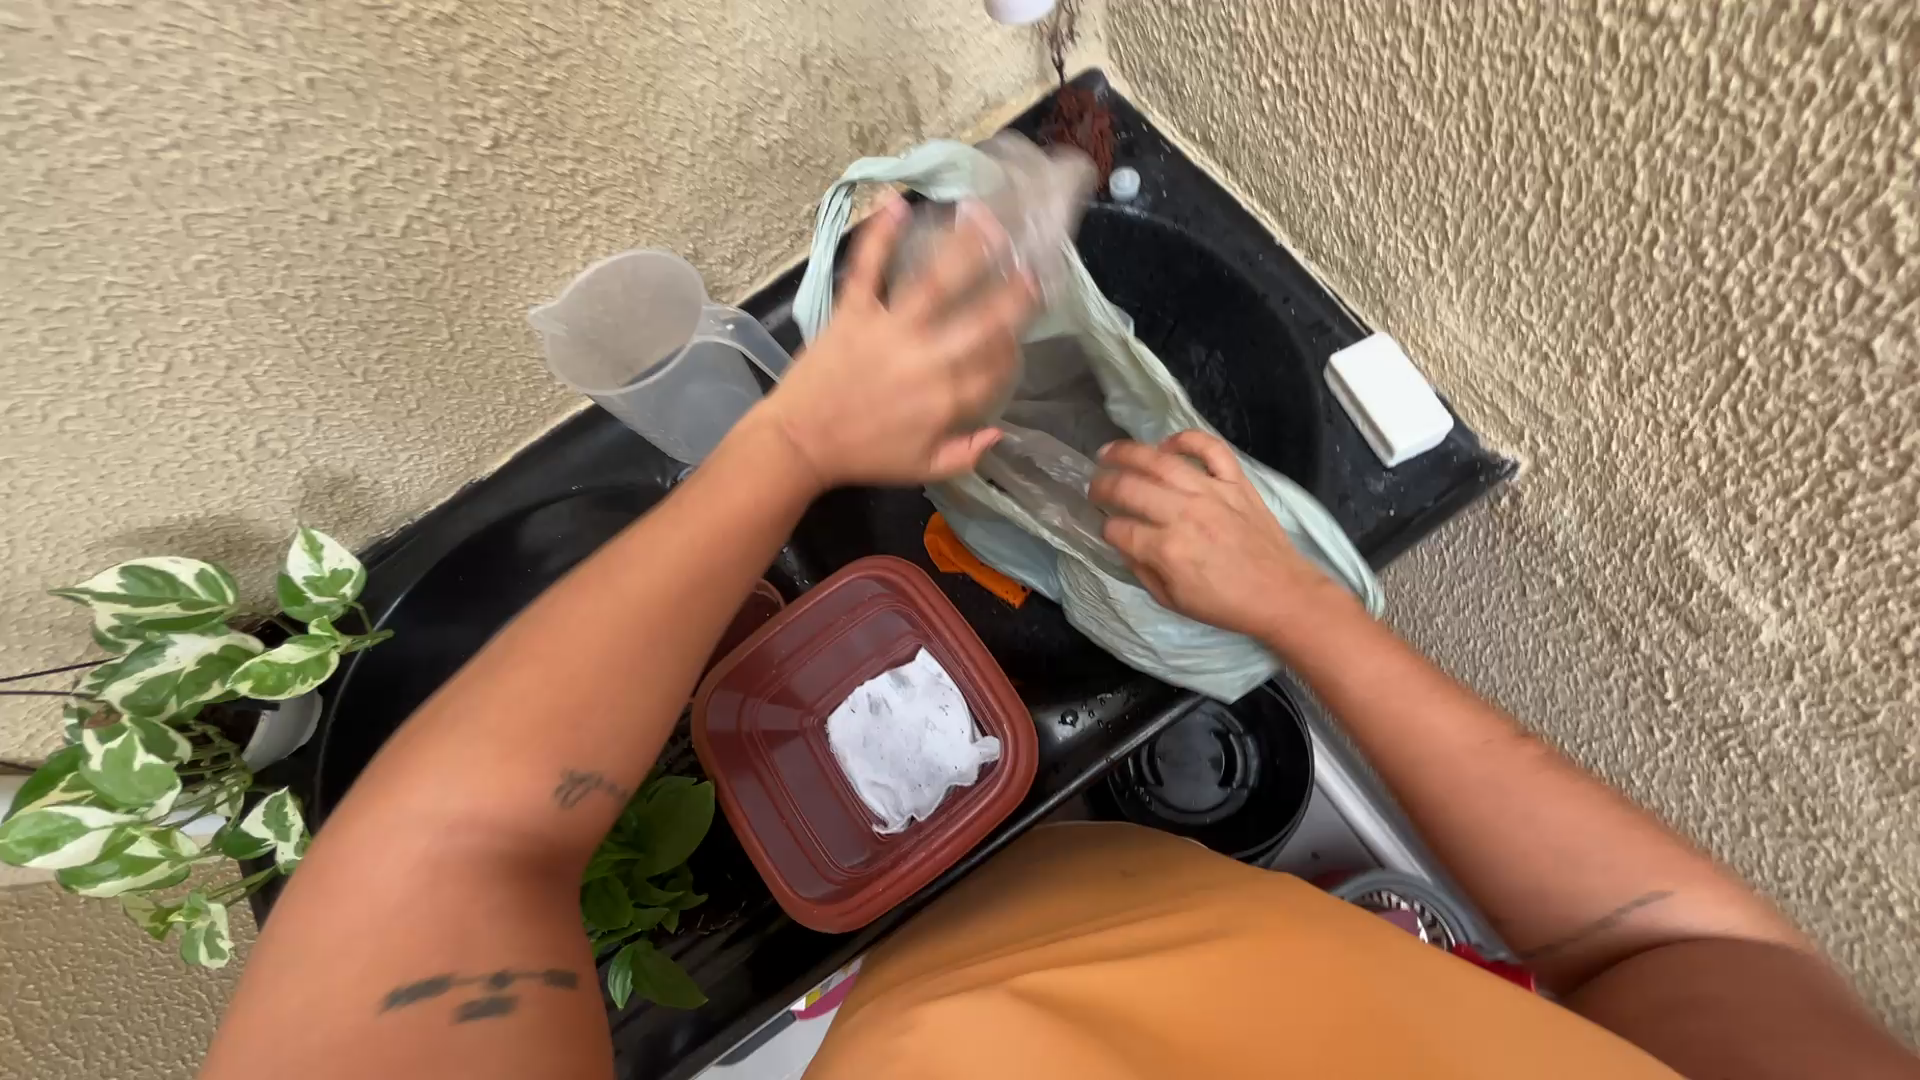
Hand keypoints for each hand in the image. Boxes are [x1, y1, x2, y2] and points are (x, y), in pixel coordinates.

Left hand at [755, 192, 1036, 488]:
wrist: (801, 443)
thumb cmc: (865, 456)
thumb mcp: (923, 469)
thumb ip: (966, 453)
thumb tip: (1000, 431)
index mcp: (946, 399)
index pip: (995, 366)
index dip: (1013, 348)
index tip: (1019, 334)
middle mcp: (926, 358)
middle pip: (981, 319)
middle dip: (1013, 292)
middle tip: (1033, 265)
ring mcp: (889, 330)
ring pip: (933, 283)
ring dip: (963, 248)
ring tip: (987, 217)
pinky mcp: (853, 313)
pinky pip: (868, 270)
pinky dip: (879, 235)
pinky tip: (896, 201)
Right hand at [1089, 431, 1349, 640]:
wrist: (1281, 594)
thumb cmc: (1224, 604)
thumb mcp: (1170, 599)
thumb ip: (1140, 568)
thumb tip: (1122, 542)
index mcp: (1166, 550)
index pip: (1118, 528)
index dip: (1105, 527)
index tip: (1105, 528)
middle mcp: (1184, 514)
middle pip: (1129, 487)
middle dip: (1102, 485)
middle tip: (1093, 486)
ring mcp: (1211, 492)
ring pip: (1160, 461)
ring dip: (1127, 452)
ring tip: (1108, 452)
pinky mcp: (1235, 482)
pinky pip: (1209, 448)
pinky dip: (1186, 439)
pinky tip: (1166, 445)